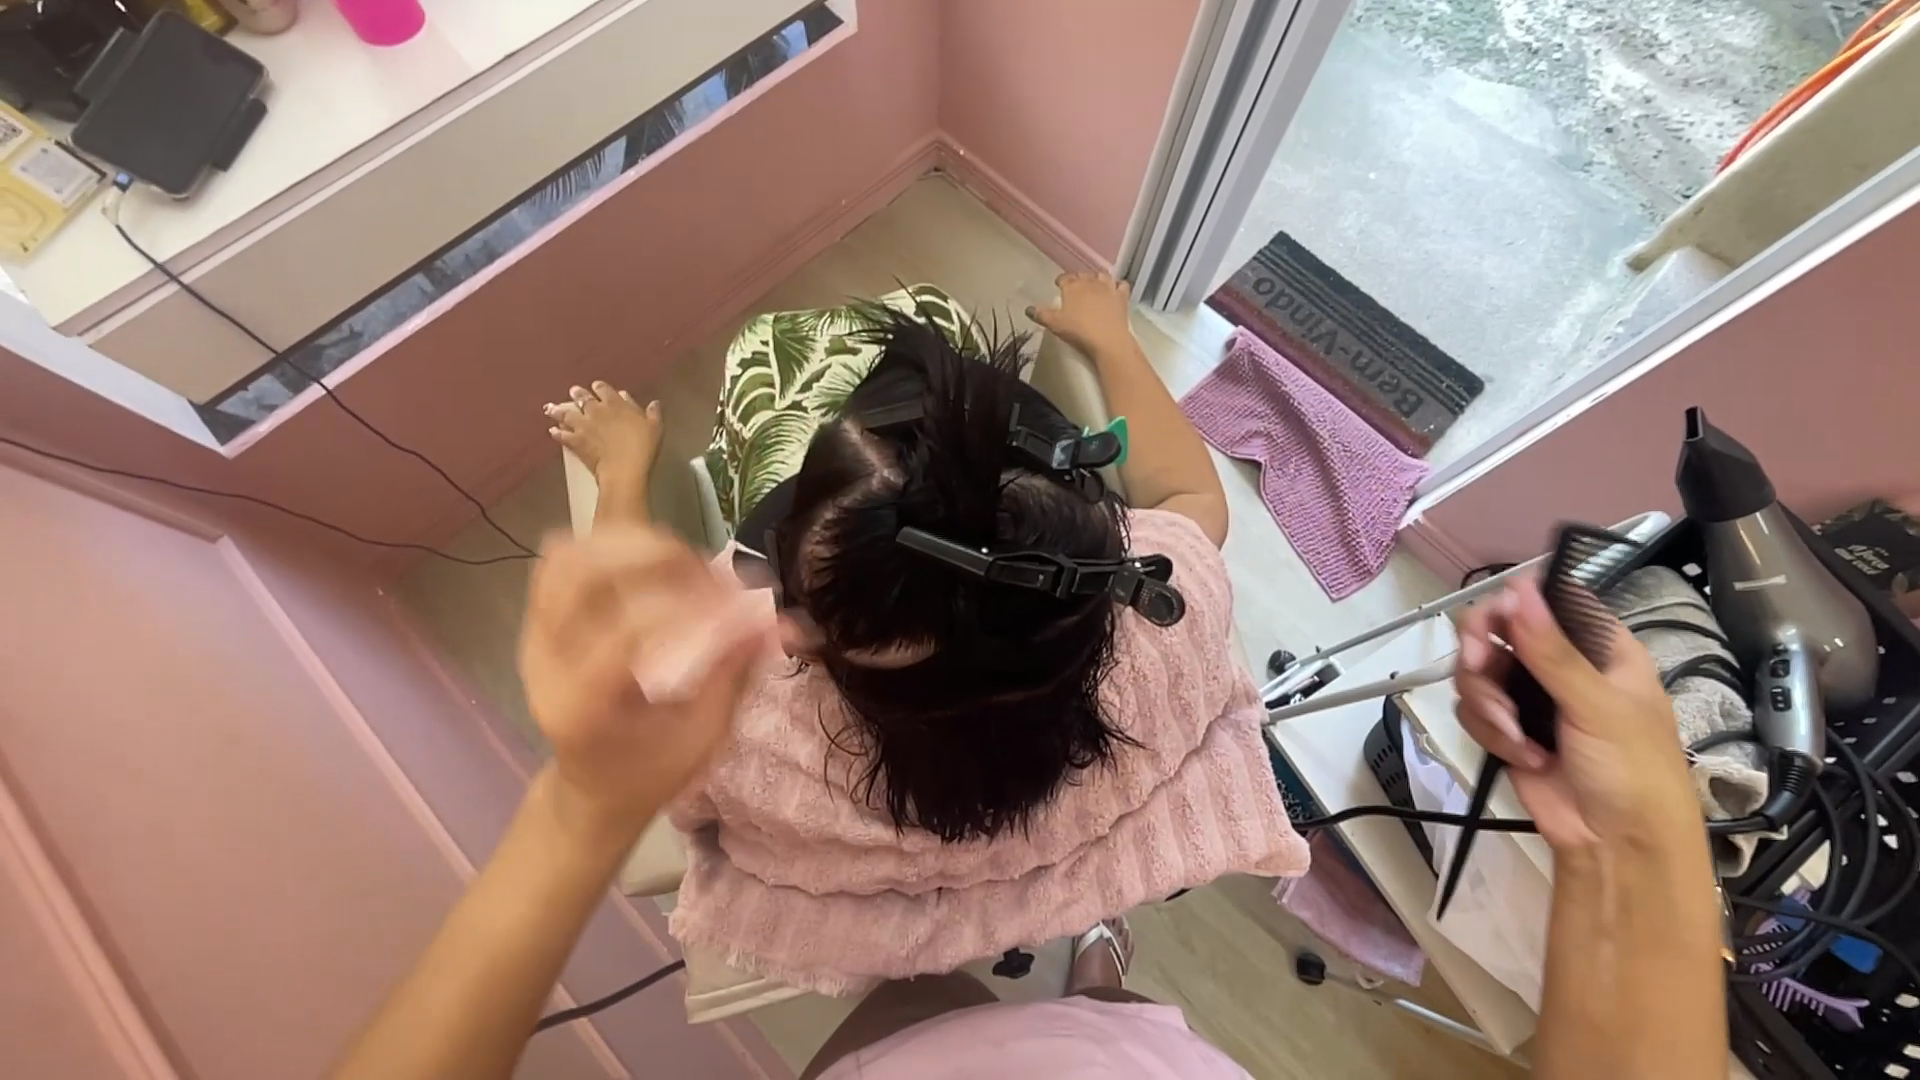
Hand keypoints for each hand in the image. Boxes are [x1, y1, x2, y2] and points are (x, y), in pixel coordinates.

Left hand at [518, 527, 776, 836]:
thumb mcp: (704, 734)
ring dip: (635, 543)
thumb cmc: (654, 768)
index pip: (625, 633)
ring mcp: (536, 635)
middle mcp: (547, 663)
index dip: (689, 607)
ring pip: (570, 556)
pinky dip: (611, 542)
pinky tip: (657, 557)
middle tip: (713, 574)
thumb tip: (780, 621)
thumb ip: (733, 671)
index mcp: (583, 708)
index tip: (741, 606)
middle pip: (584, 576)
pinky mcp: (542, 618)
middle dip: (658, 558)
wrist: (596, 785)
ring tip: (688, 560)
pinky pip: (564, 558)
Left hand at [544, 381, 664, 482]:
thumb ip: (653, 413)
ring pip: (566, 414)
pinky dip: (556, 433)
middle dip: (578, 394)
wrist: (623, 468)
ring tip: (550, 408)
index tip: (597, 386)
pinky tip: (552, 431)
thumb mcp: (655, 428)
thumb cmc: (643, 447)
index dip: (600, 387)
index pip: (604, 389)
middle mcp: (596, 411)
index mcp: (616, 404)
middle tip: (573, 391)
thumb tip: (654, 403)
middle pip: (583, 398)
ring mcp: (583, 426)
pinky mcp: (575, 441)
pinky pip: (562, 435)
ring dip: (558, 410)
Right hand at [1027, 271, 1136, 355]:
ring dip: (1097, 278)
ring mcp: (1108, 287)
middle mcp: (1090, 282)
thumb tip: (1028, 309)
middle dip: (1078, 279)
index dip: (1061, 281)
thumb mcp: (1055, 324)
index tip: (1059, 285)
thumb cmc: (1078, 331)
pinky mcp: (1122, 296)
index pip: (1064, 278)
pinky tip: (1114, 290)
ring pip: (1102, 275)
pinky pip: (1121, 284)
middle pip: (1083, 275)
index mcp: (1072, 287)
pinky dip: (1117, 285)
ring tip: (1094, 285)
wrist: (1107, 340)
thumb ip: (1041, 315)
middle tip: (1075, 288)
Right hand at [1454, 578, 1698, 850]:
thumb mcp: (1597, 706)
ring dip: (1487, 704)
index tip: (1492, 625)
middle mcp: (1561, 665)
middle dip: (1482, 656)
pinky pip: (1472, 709)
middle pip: (1496, 631)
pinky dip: (1489, 732)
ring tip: (1515, 736)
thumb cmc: (1632, 771)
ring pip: (1476, 672)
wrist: (1614, 844)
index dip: (1513, 604)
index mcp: (1600, 649)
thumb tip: (1518, 589)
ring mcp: (1530, 696)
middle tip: (1478, 669)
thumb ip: (1552, 650)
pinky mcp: (1506, 725)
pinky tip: (1522, 754)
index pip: (1547, 602)